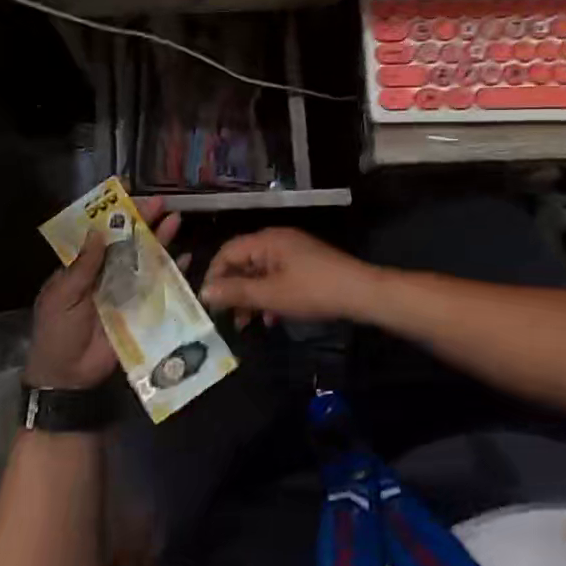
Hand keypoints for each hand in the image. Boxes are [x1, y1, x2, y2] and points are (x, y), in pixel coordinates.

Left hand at [28, 198, 182, 389]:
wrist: (66, 377)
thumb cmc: (56, 332)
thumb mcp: (62, 296)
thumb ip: (83, 266)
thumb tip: (97, 230)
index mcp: (83, 266)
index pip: (100, 232)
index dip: (114, 213)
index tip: (127, 188)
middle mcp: (107, 273)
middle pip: (128, 242)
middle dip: (144, 222)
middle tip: (161, 202)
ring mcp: (125, 291)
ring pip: (146, 260)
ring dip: (161, 241)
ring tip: (176, 221)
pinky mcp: (141, 310)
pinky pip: (159, 288)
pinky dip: (173, 273)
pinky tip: (186, 258)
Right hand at [199, 228, 379, 325]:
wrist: (361, 293)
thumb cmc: (313, 291)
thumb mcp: (270, 295)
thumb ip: (236, 292)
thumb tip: (204, 292)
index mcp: (266, 241)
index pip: (227, 252)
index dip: (214, 276)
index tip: (207, 303)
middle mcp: (276, 241)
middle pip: (243, 263)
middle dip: (233, 291)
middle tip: (227, 318)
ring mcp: (292, 253)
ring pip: (259, 273)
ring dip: (250, 297)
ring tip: (247, 324)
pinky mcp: (304, 266)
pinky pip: (276, 278)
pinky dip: (269, 296)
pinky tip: (271, 318)